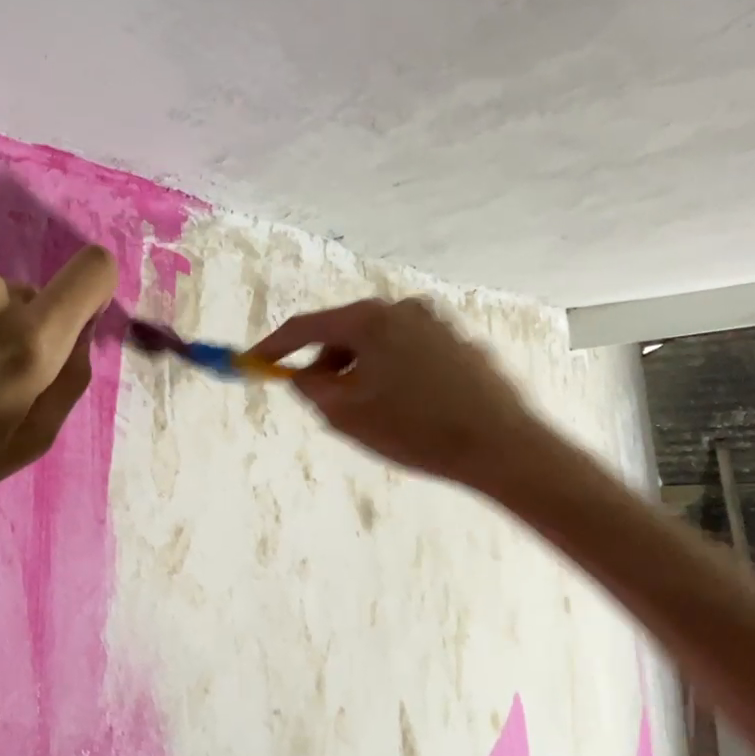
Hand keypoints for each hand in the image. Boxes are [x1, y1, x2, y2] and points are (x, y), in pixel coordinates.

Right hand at [248, 297, 544, 488]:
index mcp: (369, 320)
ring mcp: (437, 322)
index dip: (272, 347)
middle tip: (322, 403)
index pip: (304, 327)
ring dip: (360, 372)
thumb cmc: (414, 429)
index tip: (250, 364)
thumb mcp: (345, 414)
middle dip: (325, 365)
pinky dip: (393, 374)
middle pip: (343, 332)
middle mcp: (403, 308)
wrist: (503, 447)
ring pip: (377, 344)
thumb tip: (297, 373)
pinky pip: (408, 353)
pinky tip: (408, 411)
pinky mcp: (461, 342)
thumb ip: (308, 387)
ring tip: (371, 415)